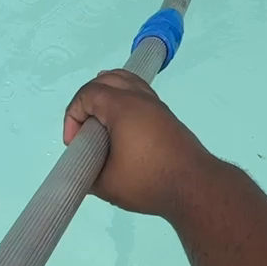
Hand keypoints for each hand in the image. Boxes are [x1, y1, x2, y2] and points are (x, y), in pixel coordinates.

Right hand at [63, 69, 218, 217]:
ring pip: (126, 81)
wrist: (193, 186)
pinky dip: (124, 100)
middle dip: (87, 100)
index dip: (73, 116)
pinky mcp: (165, 116)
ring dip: (107, 95)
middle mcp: (139, 98)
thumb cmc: (148, 182)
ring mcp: (155, 105)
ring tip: (100, 122)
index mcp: (122, 108)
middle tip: (83, 128)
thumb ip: (88, 174)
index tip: (74, 143)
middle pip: (107, 79)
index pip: (88, 94)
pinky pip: (139, 94)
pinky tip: (121, 125)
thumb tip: (84, 171)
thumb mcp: (107, 185)